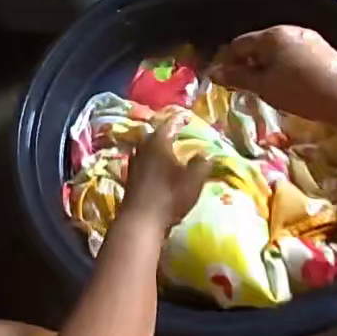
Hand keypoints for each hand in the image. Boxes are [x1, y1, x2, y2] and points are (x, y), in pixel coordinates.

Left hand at [120, 112, 213, 227]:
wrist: (141, 219)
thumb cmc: (170, 195)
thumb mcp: (193, 179)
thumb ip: (201, 163)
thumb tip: (205, 153)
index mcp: (158, 143)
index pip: (169, 124)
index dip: (180, 119)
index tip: (188, 116)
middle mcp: (143, 148)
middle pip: (154, 134)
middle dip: (166, 131)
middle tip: (177, 130)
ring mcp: (134, 162)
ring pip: (146, 147)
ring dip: (157, 145)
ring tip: (169, 147)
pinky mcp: (130, 176)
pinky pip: (143, 160)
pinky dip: (152, 158)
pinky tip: (158, 165)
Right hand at [207, 25, 336, 126]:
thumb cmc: (300, 90)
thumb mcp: (263, 86)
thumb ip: (236, 77)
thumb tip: (212, 72)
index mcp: (271, 35)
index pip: (237, 45)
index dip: (226, 62)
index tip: (223, 81)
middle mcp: (289, 30)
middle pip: (257, 45)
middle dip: (247, 64)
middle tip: (243, 87)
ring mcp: (309, 39)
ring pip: (276, 51)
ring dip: (266, 67)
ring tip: (266, 88)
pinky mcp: (324, 51)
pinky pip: (293, 55)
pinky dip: (284, 68)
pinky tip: (288, 86)